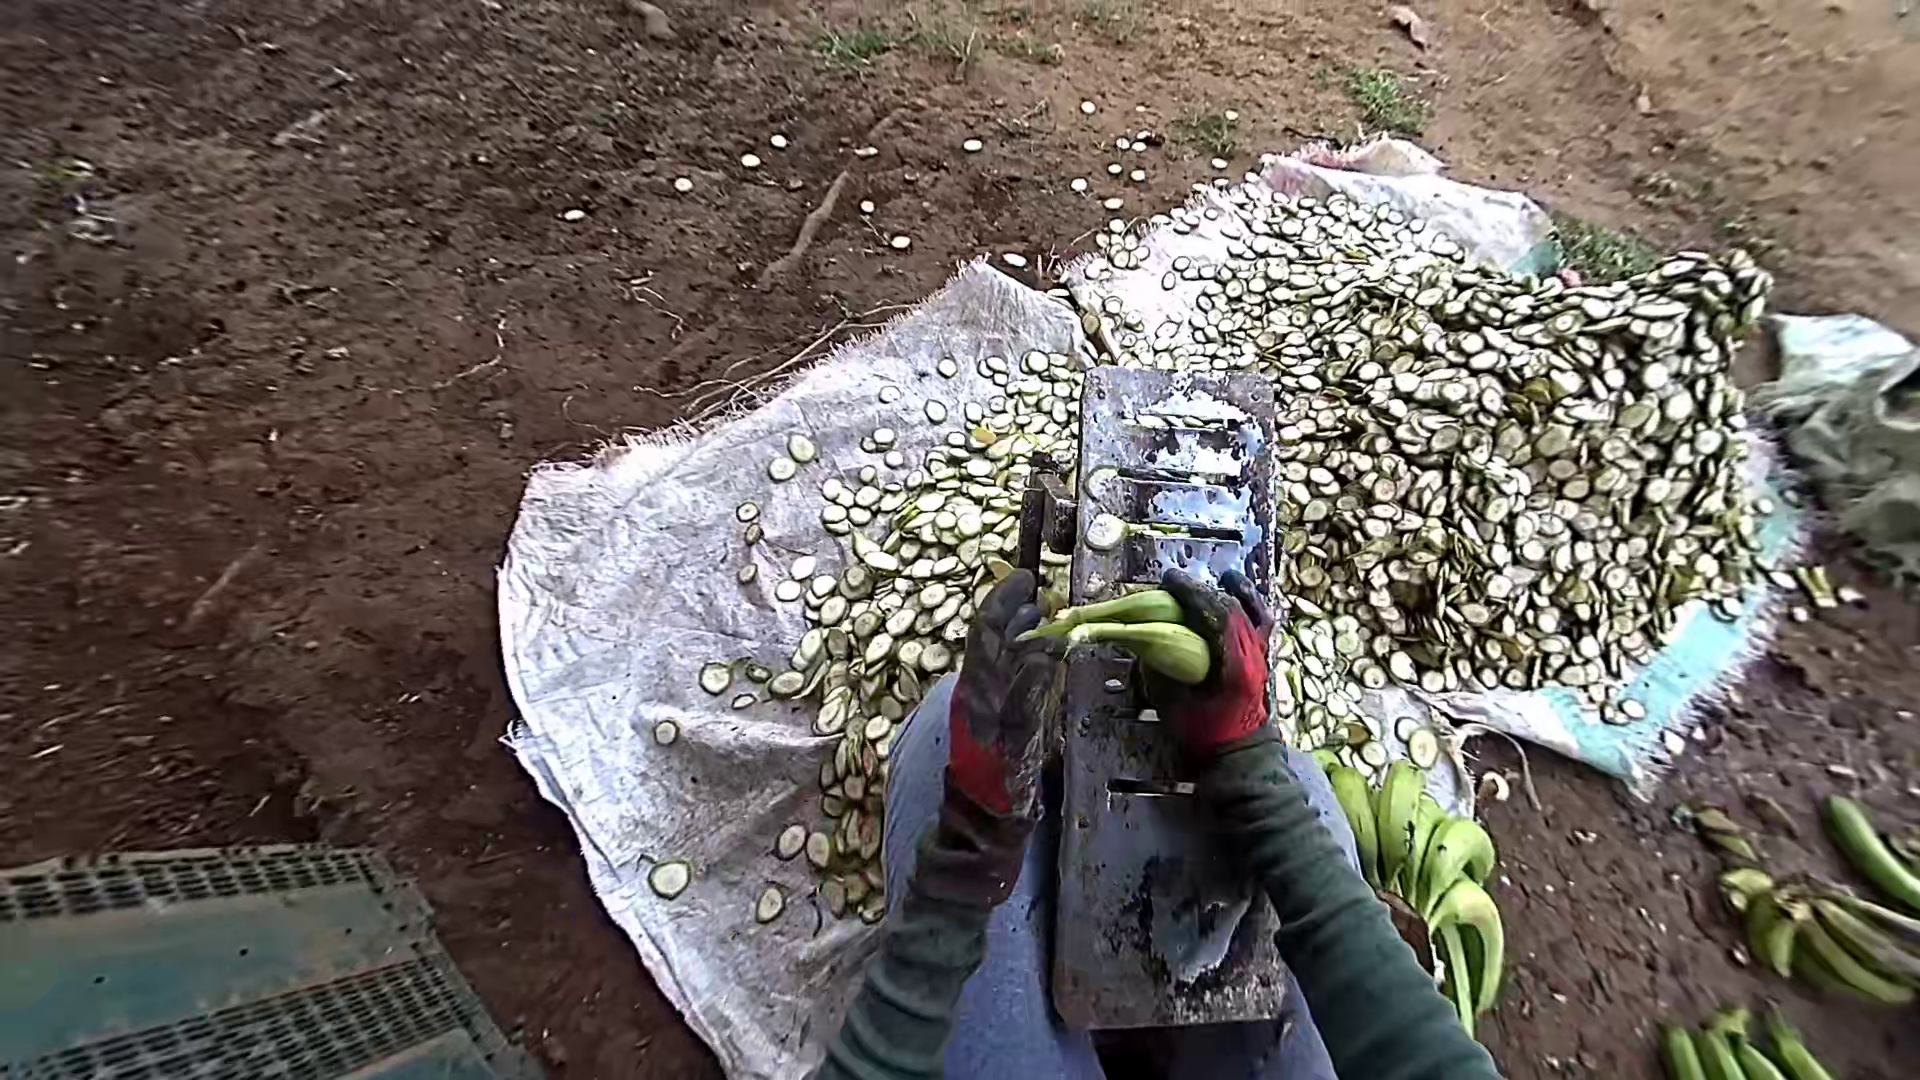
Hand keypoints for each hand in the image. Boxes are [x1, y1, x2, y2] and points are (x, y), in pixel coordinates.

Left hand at [947, 568, 1057, 816]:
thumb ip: (1030, 698)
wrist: (983, 824)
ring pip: (1003, 654)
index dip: (1003, 600)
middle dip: (1017, 611)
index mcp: (977, 689)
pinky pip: (1011, 674)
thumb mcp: (1018, 743)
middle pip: (995, 638)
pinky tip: (1046, 655)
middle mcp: (978, 689)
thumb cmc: (999, 787)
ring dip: (1023, 631)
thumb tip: (1046, 652)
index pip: (987, 631)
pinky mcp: (996, 714)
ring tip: (1049, 615)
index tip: (1024, 577)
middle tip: (1047, 596)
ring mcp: (986, 701)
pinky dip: (1029, 657)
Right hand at [1144, 568, 1274, 759]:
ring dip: (1238, 593)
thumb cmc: (1206, 735)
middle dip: (1205, 589)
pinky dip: (1252, 609)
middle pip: (1235, 608)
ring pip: (1257, 613)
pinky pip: (1263, 626)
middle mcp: (1253, 654)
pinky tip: (1241, 603)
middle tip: (1178, 583)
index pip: (1215, 613)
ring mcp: (1263, 657)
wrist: (1243, 760)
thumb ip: (1161, 670)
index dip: (1191, 592)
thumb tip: (1147, 642)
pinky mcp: (1264, 662)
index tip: (1169, 580)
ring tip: (1226, 577)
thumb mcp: (1173, 704)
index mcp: (1233, 663)